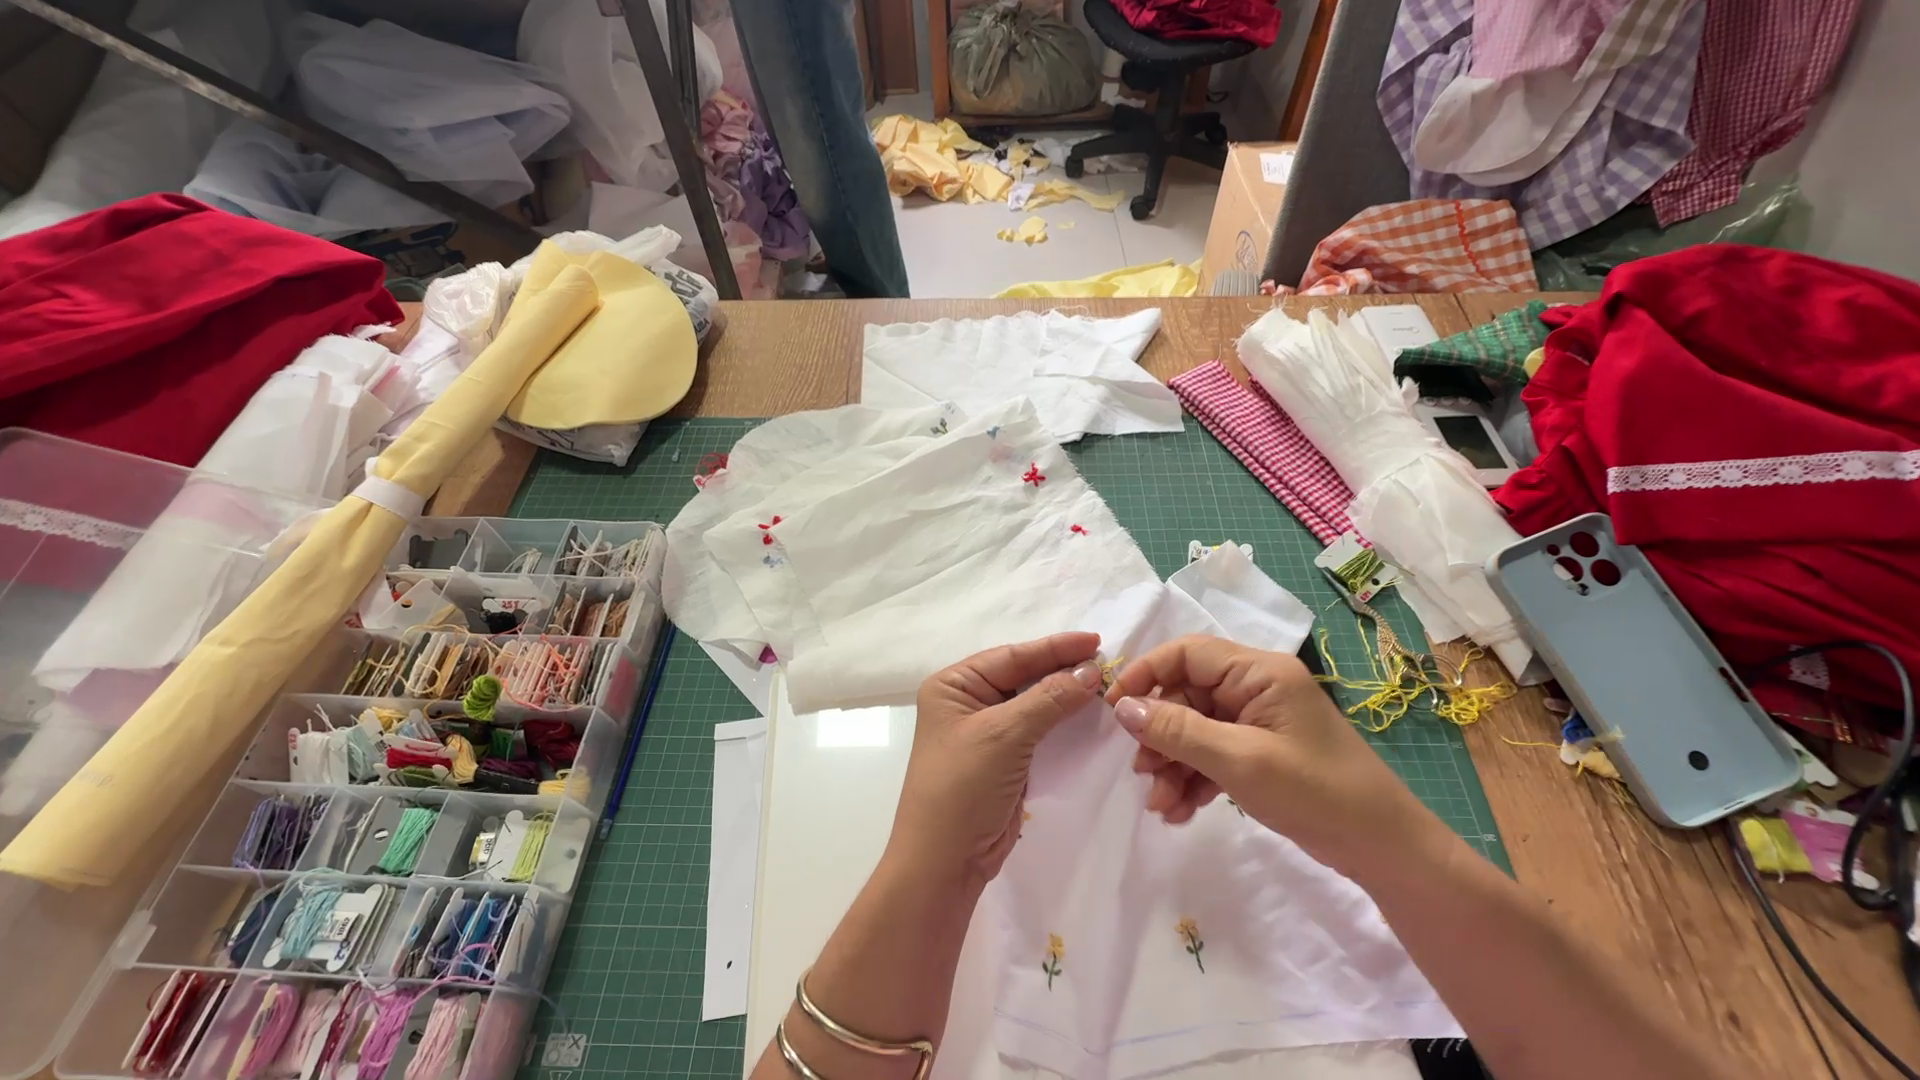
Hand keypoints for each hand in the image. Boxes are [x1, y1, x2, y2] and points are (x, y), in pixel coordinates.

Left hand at [888, 632, 1104, 890]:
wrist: (946, 861)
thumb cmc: (964, 787)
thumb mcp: (1004, 735)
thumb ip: (1049, 698)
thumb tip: (1091, 671)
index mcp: (953, 685)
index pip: (1011, 656)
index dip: (1054, 648)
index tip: (1096, 641)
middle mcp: (967, 702)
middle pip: (1024, 676)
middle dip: (1063, 669)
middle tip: (1109, 662)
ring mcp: (987, 732)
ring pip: (1034, 703)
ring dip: (1067, 695)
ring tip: (1106, 683)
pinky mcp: (1006, 759)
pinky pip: (1039, 730)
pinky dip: (1063, 722)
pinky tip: (1090, 714)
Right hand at [1103, 635, 1448, 879]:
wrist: (1382, 848)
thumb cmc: (1315, 792)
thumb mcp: (1240, 761)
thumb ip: (1178, 731)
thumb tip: (1123, 709)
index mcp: (1259, 672)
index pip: (1187, 653)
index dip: (1146, 674)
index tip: (1114, 709)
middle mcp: (1256, 688)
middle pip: (1186, 695)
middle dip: (1159, 734)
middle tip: (1141, 772)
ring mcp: (1258, 722)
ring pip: (1194, 729)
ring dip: (1172, 764)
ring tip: (1159, 804)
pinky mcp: (1260, 753)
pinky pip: (1212, 754)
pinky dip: (1193, 779)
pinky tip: (1178, 811)